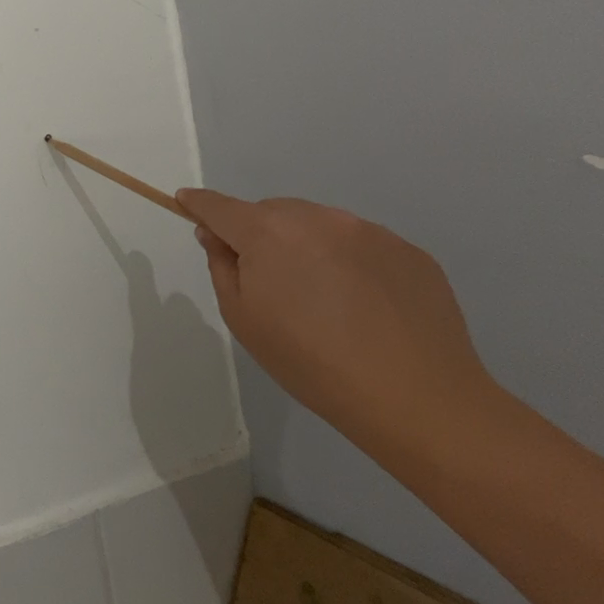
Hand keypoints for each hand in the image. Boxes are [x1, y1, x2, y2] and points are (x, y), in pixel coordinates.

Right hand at [177, 189, 491, 438]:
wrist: (418, 398)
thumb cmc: (310, 360)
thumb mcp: (242, 317)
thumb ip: (222, 266)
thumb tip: (218, 237)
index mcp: (269, 233)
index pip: (219, 206)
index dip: (198, 205)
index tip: (186, 205)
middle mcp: (319, 220)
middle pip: (271, 211)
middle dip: (258, 232)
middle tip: (267, 278)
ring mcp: (370, 233)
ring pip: (318, 224)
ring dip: (304, 244)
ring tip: (320, 294)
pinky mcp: (411, 253)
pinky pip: (360, 244)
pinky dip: (347, 260)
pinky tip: (360, 303)